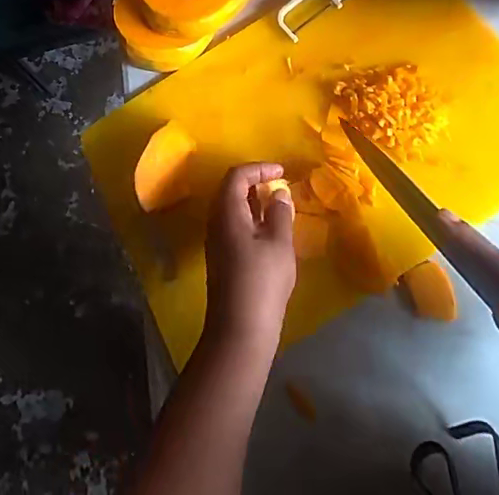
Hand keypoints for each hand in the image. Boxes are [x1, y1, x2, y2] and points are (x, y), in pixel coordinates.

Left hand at [204, 163, 296, 344]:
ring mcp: (216, 241)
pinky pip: (234, 225)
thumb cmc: (262, 281)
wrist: (240, 330)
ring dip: (254, 202)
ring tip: (279, 206)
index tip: (282, 172)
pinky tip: (270, 231)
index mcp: (226, 212)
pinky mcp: (222, 258)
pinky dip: (252, 219)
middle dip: (255, 182)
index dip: (259, 169)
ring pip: (232, 209)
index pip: (236, 176)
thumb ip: (280, 213)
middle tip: (280, 186)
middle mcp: (216, 222)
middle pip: (230, 190)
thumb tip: (279, 193)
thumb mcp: (279, 243)